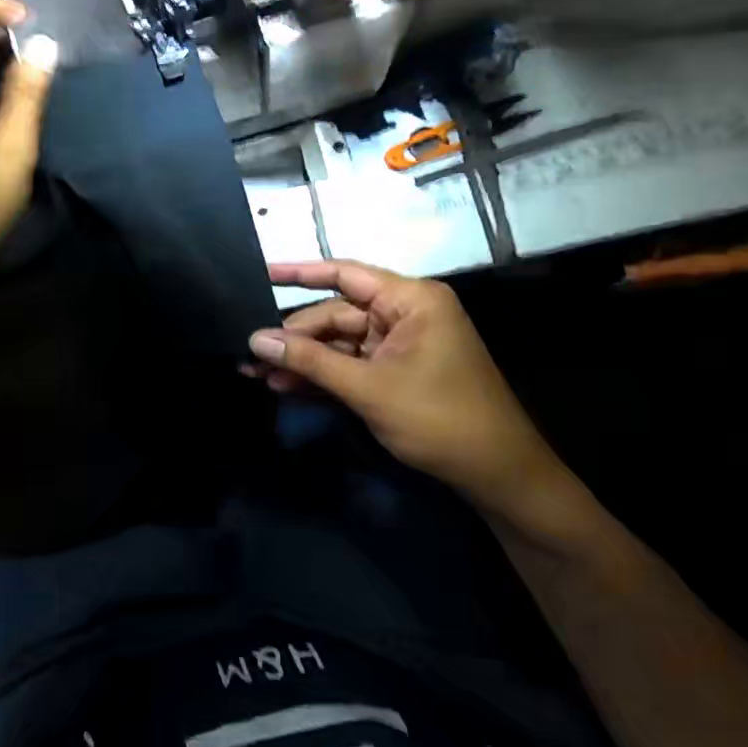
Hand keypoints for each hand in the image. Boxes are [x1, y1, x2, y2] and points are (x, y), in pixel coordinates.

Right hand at [246, 260, 601, 551]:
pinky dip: (325, 376)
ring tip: (258, 375)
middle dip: (295, 337)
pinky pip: (353, 365)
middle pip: (338, 315)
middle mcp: (406, 313)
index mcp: (411, 300)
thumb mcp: (368, 389)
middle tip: (251, 355)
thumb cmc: (439, 419)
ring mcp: (402, 344)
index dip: (300, 272)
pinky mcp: (398, 372)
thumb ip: (311, 361)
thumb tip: (256, 339)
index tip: (262, 272)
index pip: (346, 274)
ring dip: (305, 360)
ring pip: (341, 344)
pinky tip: (287, 385)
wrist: (496, 474)